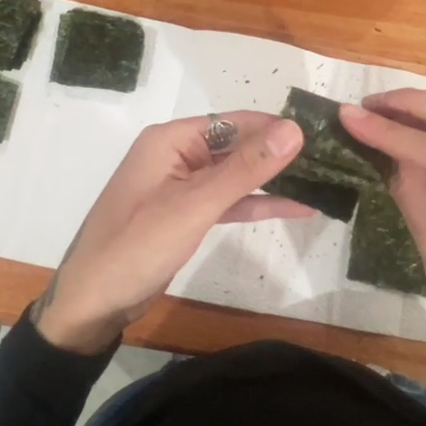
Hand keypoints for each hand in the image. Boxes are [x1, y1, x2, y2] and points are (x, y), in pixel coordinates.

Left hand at [34, 112, 309, 353]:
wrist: (92, 303)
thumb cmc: (136, 247)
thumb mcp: (194, 206)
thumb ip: (244, 169)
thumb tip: (293, 130)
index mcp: (171, 141)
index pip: (234, 121)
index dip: (276, 128)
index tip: (324, 136)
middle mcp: (176, 155)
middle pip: (237, 145)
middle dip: (279, 153)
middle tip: (334, 160)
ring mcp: (181, 186)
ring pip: (236, 175)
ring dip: (274, 180)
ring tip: (324, 181)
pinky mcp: (186, 215)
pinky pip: (228, 201)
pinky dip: (258, 205)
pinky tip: (297, 207)